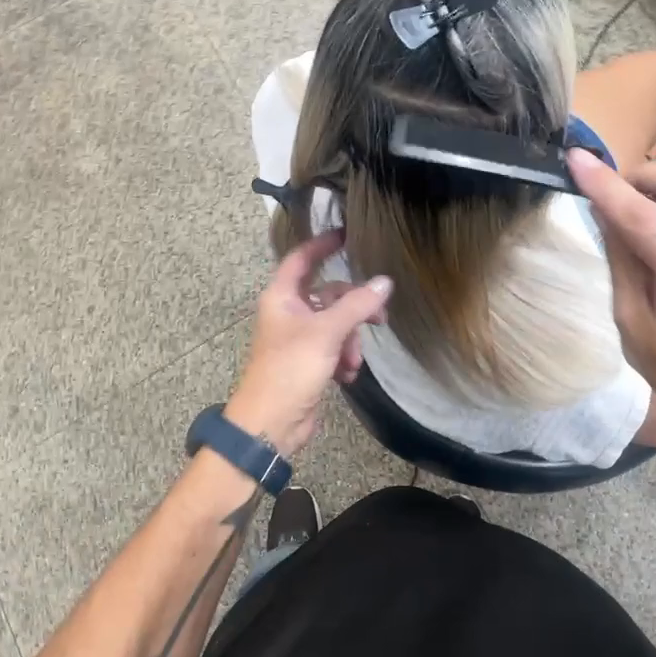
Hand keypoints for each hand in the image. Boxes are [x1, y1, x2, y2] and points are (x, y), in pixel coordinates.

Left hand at [227, 231, 392, 455]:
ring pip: (336, 325)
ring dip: (350, 341)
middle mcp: (288, 312)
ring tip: (352, 362)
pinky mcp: (308, 363)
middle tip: (379, 319)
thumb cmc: (290, 369)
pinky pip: (334, 349)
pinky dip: (343, 359)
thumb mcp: (326, 333)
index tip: (348, 233)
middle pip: (328, 295)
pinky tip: (346, 375)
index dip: (323, 244)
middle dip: (353, 309)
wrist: (270, 424)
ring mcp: (298, 338)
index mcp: (282, 296)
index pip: (302, 258)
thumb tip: (385, 282)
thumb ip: (357, 305)